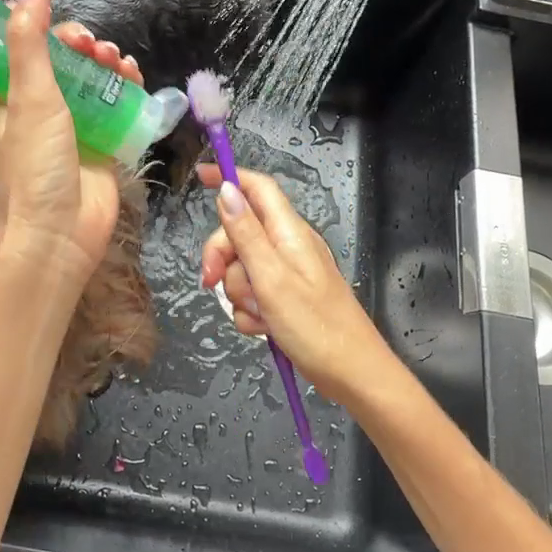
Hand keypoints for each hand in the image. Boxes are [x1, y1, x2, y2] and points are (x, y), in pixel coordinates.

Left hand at [0, 0, 143, 290]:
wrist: (62, 235)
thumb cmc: (37, 165)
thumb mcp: (29, 95)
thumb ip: (28, 37)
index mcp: (5, 96)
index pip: (18, 46)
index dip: (39, 28)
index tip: (60, 26)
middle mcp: (37, 107)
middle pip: (61, 59)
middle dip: (81, 45)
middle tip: (94, 48)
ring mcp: (71, 126)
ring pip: (91, 79)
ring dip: (106, 63)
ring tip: (118, 63)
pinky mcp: (101, 142)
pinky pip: (115, 104)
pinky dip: (125, 87)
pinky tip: (133, 78)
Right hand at [198, 166, 391, 403]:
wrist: (352, 375)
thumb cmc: (315, 326)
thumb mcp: (272, 278)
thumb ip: (247, 234)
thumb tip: (227, 189)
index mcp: (289, 232)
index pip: (257, 188)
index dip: (230, 177)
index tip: (199, 176)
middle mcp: (288, 246)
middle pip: (239, 233)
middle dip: (222, 257)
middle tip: (211, 282)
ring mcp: (287, 274)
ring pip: (242, 269)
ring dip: (239, 293)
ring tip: (259, 315)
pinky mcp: (286, 299)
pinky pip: (253, 296)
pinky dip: (251, 312)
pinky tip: (263, 329)